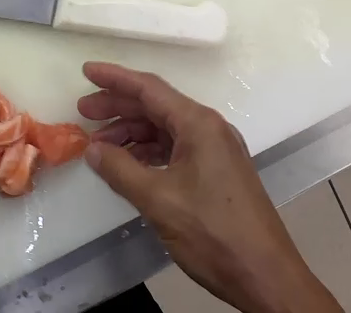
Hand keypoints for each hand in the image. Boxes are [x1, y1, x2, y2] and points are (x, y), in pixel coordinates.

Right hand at [78, 63, 342, 312]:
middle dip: (118, 107)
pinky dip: (149, 151)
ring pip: (165, 129)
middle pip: (156, 106)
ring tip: (99, 143)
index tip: (87, 72)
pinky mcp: (218, 172)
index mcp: (199, 124)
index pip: (149, 89)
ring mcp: (216, 150)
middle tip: (83, 111)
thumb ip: (121, 169)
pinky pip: (176, 148)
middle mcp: (209, 128)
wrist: (267, 278)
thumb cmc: (213, 233)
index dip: (115, 79)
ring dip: (132, 132)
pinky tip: (129, 164)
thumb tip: (93, 149)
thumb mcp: (158, 200)